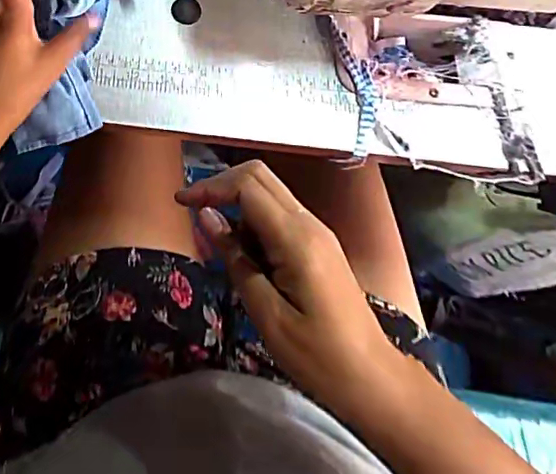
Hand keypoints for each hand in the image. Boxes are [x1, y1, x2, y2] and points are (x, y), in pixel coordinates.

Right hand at [175, 161, 414, 419]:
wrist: (374, 379)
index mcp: (297, 237)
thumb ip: (235, 261)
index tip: (181, 203)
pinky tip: (243, 254)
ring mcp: (317, 231)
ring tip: (217, 245)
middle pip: (259, 176)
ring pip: (268, 192)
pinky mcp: (318, 243)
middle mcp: (309, 223)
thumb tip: (206, 217)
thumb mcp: (267, 316)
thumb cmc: (320, 357)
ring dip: (237, 205)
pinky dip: (253, 221)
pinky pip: (279, 214)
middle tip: (191, 211)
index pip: (247, 185)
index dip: (210, 187)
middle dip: (220, 185)